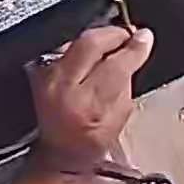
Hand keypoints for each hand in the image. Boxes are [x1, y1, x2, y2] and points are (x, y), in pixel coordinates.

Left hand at [29, 26, 153, 170]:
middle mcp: (64, 87)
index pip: (116, 64)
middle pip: (91, 42)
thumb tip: (137, 48)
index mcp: (88, 104)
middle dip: (115, 34)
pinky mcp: (38, 71)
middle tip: (128, 36)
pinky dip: (81, 47)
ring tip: (112, 47)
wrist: (60, 150)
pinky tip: (91, 56)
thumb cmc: (90, 140)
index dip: (135, 47)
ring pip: (77, 40)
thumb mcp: (121, 115)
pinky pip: (64, 47)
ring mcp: (47, 77)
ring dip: (98, 39)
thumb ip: (128, 79)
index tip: (144, 37)